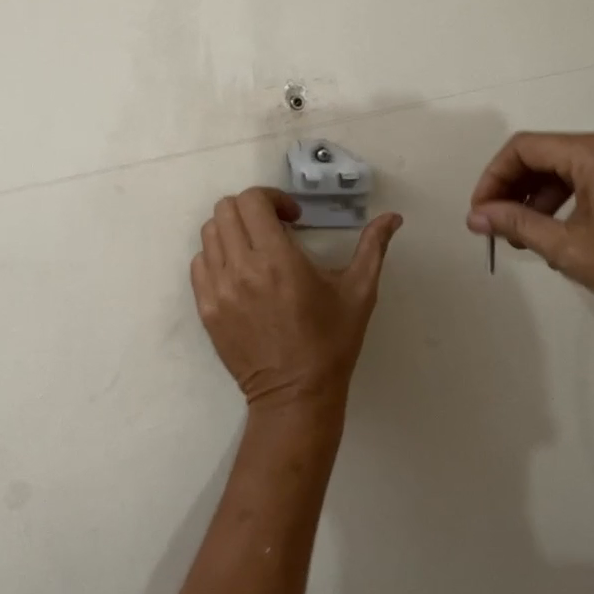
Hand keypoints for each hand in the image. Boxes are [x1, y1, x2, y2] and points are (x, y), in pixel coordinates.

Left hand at [192, 187, 402, 412]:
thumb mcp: (359, 292)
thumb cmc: (331, 342)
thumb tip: (393, 217)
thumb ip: (373, 247)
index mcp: (278, 260)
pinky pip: (199, 264)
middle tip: (274, 229)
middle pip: (226, 210)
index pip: (252, 201)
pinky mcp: (206, 309)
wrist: (296, 394)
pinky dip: (217, 257)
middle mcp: (241, 269)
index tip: (292, 219)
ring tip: (255, 250)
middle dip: (251, 210)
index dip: (272, 198)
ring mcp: (218, 290)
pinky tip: (240, 273)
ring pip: (209, 234)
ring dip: (232, 231)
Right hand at [466, 131, 593, 329]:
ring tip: (530, 239)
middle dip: (516, 190)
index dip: (493, 178)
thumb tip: (477, 214)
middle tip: (500, 230)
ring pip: (574, 167)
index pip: (524, 148)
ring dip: (543, 197)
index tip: (480, 215)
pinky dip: (574, 199)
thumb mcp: (573, 250)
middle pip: (549, 154)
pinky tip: (568, 234)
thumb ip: (519, 225)